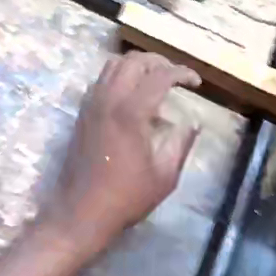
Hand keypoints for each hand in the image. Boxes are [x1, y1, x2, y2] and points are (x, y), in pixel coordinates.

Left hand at [42, 52, 201, 255]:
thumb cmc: (126, 198)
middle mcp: (109, 99)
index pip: (160, 76)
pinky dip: (120, 76)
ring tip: (155, 80)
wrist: (79, 215)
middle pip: (135, 60)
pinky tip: (132, 95)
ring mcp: (92, 104)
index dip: (182, 73)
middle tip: (176, 77)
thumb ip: (182, 143)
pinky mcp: (82, 113)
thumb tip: (194, 122)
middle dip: (160, 63)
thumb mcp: (165, 176)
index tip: (196, 82)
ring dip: (138, 65)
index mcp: (131, 112)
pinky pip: (101, 79)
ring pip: (114, 64)